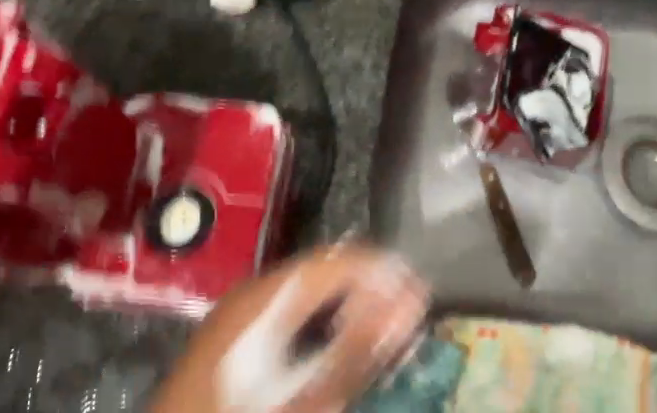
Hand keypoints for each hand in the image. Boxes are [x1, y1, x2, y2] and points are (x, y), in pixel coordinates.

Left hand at [158, 244, 429, 412]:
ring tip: (381, 337)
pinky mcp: (236, 337)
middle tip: (405, 319)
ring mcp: (241, 313)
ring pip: (311, 294)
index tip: (420, 292)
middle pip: (327, 273)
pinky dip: (323, 326)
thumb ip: (358, 346)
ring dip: (348, 311)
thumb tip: (410, 303)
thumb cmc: (241, 408)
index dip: (385, 270)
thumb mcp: (304, 388)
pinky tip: (338, 353)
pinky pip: (292, 314)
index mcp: (269, 293)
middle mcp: (254, 290)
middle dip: (370, 292)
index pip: (340, 258)